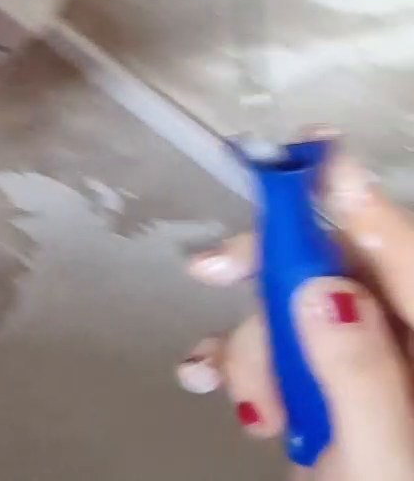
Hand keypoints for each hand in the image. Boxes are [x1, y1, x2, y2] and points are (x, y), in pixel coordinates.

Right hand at [178, 149, 413, 478]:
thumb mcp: (382, 459)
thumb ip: (360, 376)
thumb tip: (322, 288)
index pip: (399, 257)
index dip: (355, 200)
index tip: (317, 148)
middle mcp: (411, 349)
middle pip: (333, 274)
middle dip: (264, 278)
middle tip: (205, 274)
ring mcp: (374, 367)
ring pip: (292, 311)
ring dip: (250, 343)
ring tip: (243, 396)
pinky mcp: (335, 384)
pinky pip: (277, 344)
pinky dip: (238, 359)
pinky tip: (219, 383)